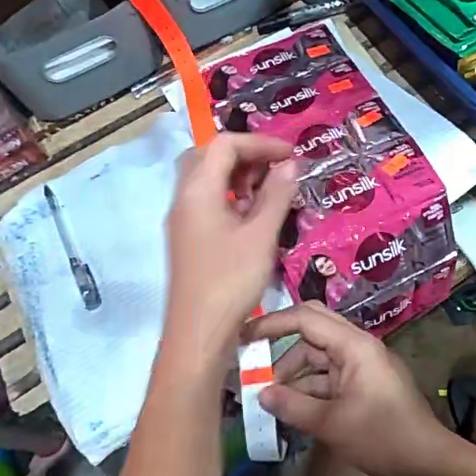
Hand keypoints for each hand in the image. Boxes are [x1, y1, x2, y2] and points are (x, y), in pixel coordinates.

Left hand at [162, 133, 295, 367]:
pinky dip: (233, 198)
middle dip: (247, 156)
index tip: (292, 155)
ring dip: (240, 177)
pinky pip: (209, 202)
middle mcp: (184, 198)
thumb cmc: (230, 281)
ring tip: (271, 194)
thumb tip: (291, 164)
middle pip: (211, 156)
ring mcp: (184, 219)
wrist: (198, 333)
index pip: (225, 144)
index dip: (260, 143)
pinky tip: (256, 218)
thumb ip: (277, 195)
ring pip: (209, 179)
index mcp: (198, 191)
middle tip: (278, 170)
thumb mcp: (261, 236)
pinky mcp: (189, 238)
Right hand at [244, 302, 459, 475]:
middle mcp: (357, 346)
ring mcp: (361, 363)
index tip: (242, 336)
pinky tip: (290, 408)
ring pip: (317, 356)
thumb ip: (293, 406)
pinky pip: (328, 374)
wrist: (427, 457)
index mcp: (354, 345)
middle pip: (312, 330)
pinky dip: (308, 387)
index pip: (305, 318)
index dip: (271, 323)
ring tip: (268, 397)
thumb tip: (261, 394)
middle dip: (280, 344)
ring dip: (293, 373)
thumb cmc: (382, 436)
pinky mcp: (363, 381)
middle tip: (251, 360)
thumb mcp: (331, 424)